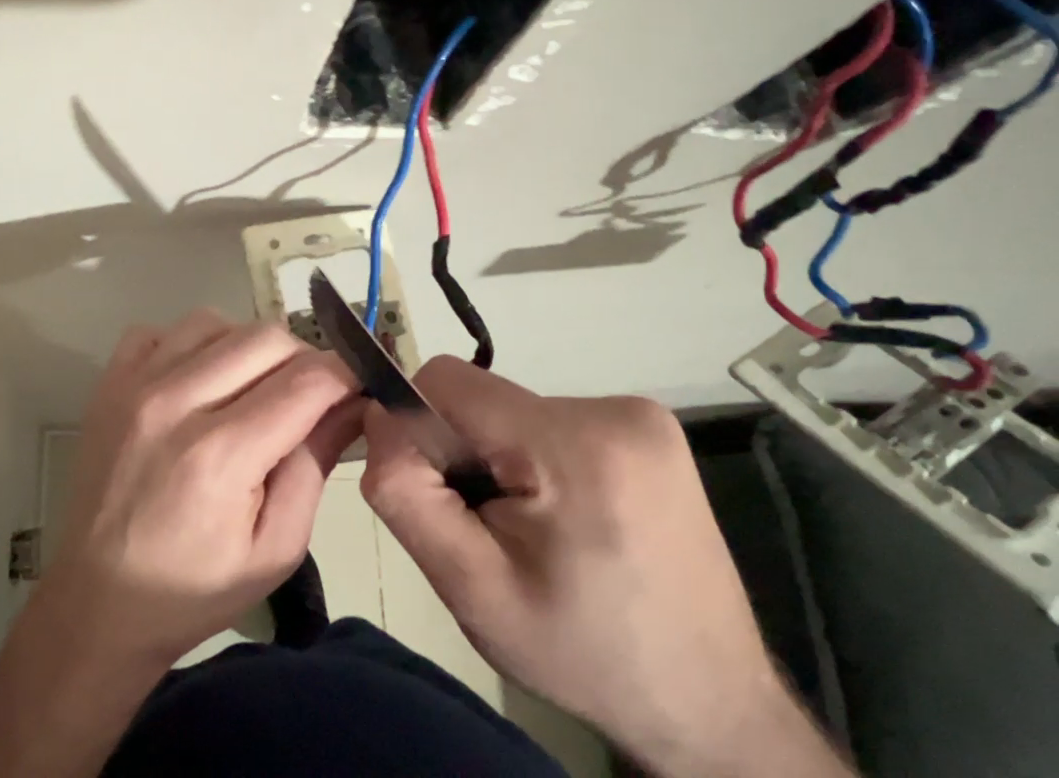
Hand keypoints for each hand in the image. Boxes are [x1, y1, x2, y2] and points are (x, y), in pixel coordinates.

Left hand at [47, 309, 363, 664]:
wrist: (100, 597)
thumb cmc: (195, 587)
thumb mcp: (276, 548)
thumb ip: (314, 466)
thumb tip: (352, 402)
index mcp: (220, 455)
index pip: (307, 380)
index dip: (346, 378)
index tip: (358, 391)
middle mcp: (174, 403)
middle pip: (265, 337)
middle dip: (303, 360)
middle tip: (308, 399)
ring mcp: (133, 386)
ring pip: (214, 321)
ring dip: (247, 348)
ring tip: (250, 392)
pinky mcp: (107, 383)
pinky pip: (160, 330)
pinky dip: (190, 345)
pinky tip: (197, 384)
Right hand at [361, 358, 851, 777]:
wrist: (703, 699)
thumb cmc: (579, 650)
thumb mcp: (468, 585)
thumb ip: (405, 491)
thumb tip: (377, 416)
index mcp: (576, 445)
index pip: (444, 381)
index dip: (416, 428)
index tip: (440, 497)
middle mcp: (617, 410)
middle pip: (480, 400)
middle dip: (462, 456)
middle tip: (491, 534)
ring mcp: (643, 418)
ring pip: (511, 413)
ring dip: (498, 463)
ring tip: (533, 536)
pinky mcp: (651, 432)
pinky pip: (549, 424)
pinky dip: (535, 464)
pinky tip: (565, 524)